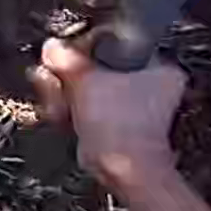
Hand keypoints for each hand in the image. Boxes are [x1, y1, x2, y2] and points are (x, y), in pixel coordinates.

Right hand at [32, 35, 186, 190]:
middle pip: (90, 64)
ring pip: (81, 83)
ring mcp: (128, 103)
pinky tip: (60, 115)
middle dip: (65, 76)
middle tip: (57, 86)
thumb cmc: (115, 120)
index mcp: (158, 68)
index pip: (111, 42)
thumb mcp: (85, 78)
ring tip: (60, 107)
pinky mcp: (110, 118)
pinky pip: (80, 100)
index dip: (83, 48)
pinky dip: (66, 106)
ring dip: (60, 93)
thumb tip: (52, 45)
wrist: (120, 167)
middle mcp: (147, 83)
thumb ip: (66, 56)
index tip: (69, 61)